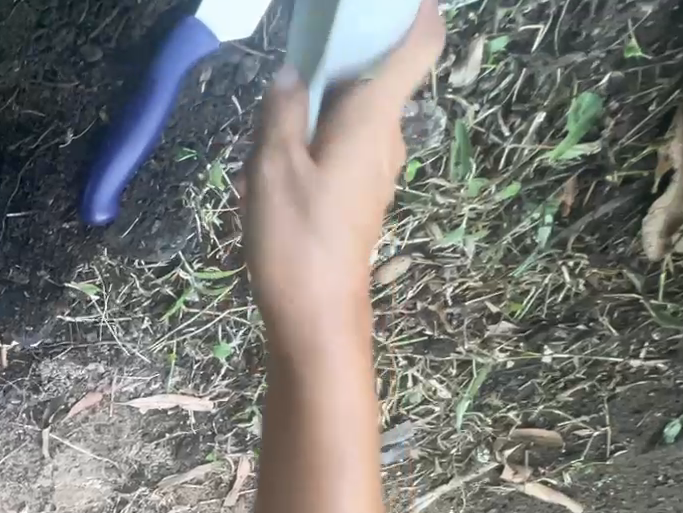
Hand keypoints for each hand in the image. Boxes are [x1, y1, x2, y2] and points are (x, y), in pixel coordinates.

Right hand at [243, 0, 443, 362]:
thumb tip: (292, 76)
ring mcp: (376, 172)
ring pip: (352, 123)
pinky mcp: (360, 200)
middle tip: (282, 97)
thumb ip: (281, 118)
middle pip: (374, 83)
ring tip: (263, 155)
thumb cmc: (296, 239)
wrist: (315, 311)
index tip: (378, 6)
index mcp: (372, 119)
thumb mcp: (272, 173)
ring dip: (314, 123)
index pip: (419, 43)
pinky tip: (274, 186)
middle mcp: (386, 138)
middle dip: (333, 77)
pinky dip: (314, 153)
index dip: (411, 11)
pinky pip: (342, 155)